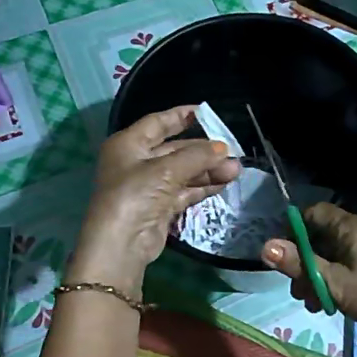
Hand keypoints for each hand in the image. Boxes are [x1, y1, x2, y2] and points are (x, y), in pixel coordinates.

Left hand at [72, 106, 240, 293]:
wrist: (121, 244)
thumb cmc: (136, 195)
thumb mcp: (167, 169)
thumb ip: (198, 156)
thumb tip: (224, 148)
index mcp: (129, 144)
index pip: (158, 122)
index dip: (182, 116)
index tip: (208, 112)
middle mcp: (137, 162)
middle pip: (176, 148)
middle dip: (204, 150)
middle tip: (232, 150)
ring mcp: (149, 185)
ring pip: (184, 171)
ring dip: (209, 170)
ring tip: (236, 170)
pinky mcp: (160, 206)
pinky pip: (186, 190)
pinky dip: (204, 186)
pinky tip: (224, 183)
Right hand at [260, 203, 356, 344]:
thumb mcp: (330, 281)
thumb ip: (298, 264)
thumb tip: (266, 246)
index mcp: (352, 226)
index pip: (316, 212)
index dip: (294, 228)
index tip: (281, 252)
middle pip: (323, 236)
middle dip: (304, 261)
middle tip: (296, 289)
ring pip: (334, 253)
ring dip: (317, 275)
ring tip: (312, 302)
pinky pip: (347, 262)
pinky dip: (333, 278)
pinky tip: (328, 302)